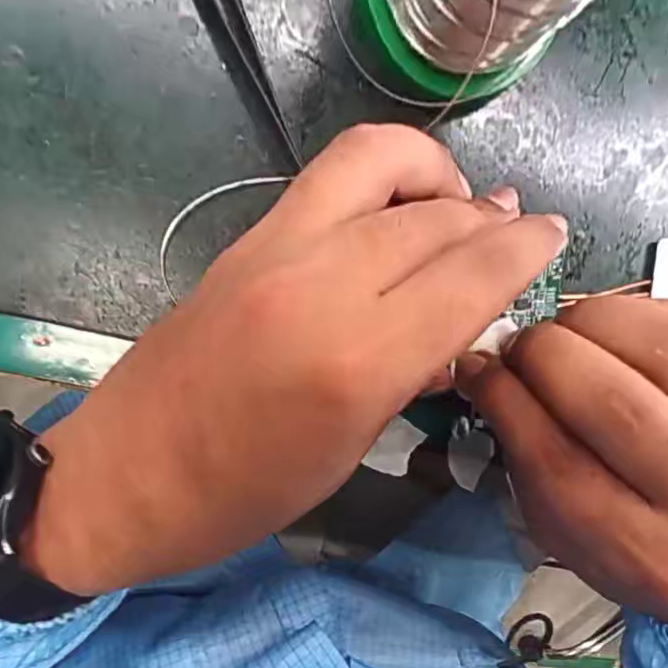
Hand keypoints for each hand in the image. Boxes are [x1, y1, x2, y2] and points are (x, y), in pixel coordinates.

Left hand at [21, 124, 567, 594]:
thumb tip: (452, 321)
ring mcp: (269, 256)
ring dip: (432, 176)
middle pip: (435, 219)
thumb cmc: (230, 502)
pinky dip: (375, 184)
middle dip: (488, 220)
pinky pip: (322, 185)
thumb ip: (400, 378)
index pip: (471, 275)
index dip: (524, 251)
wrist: (118, 482)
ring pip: (377, 165)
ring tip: (449, 212)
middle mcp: (318, 288)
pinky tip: (383, 220)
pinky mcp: (236, 250)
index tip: (549, 239)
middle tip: (507, 238)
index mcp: (354, 365)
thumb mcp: (338, 458)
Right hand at [456, 295, 667, 628]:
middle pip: (614, 403)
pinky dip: (647, 312)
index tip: (476, 369)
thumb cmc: (629, 552)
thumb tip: (487, 370)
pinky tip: (613, 324)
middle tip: (518, 346)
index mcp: (642, 552)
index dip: (504, 400)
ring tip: (563, 328)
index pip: (556, 459)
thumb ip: (524, 455)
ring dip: (597, 320)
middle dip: (545, 355)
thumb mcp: (560, 528)